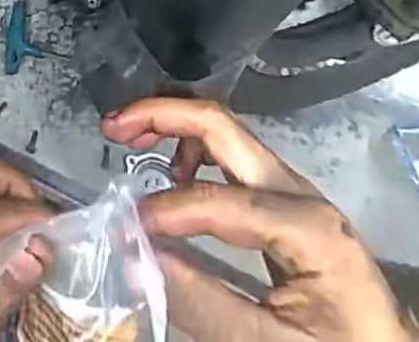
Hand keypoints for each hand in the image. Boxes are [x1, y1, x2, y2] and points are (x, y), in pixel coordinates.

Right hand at [102, 98, 411, 341]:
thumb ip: (202, 303)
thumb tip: (133, 257)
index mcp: (308, 226)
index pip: (220, 201)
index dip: (167, 211)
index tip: (126, 231)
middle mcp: (299, 190)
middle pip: (221, 124)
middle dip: (161, 116)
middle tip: (111, 128)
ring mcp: (292, 190)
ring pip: (223, 128)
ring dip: (171, 122)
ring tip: (129, 138)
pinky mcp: (283, 200)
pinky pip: (229, 153)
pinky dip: (190, 146)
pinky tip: (172, 173)